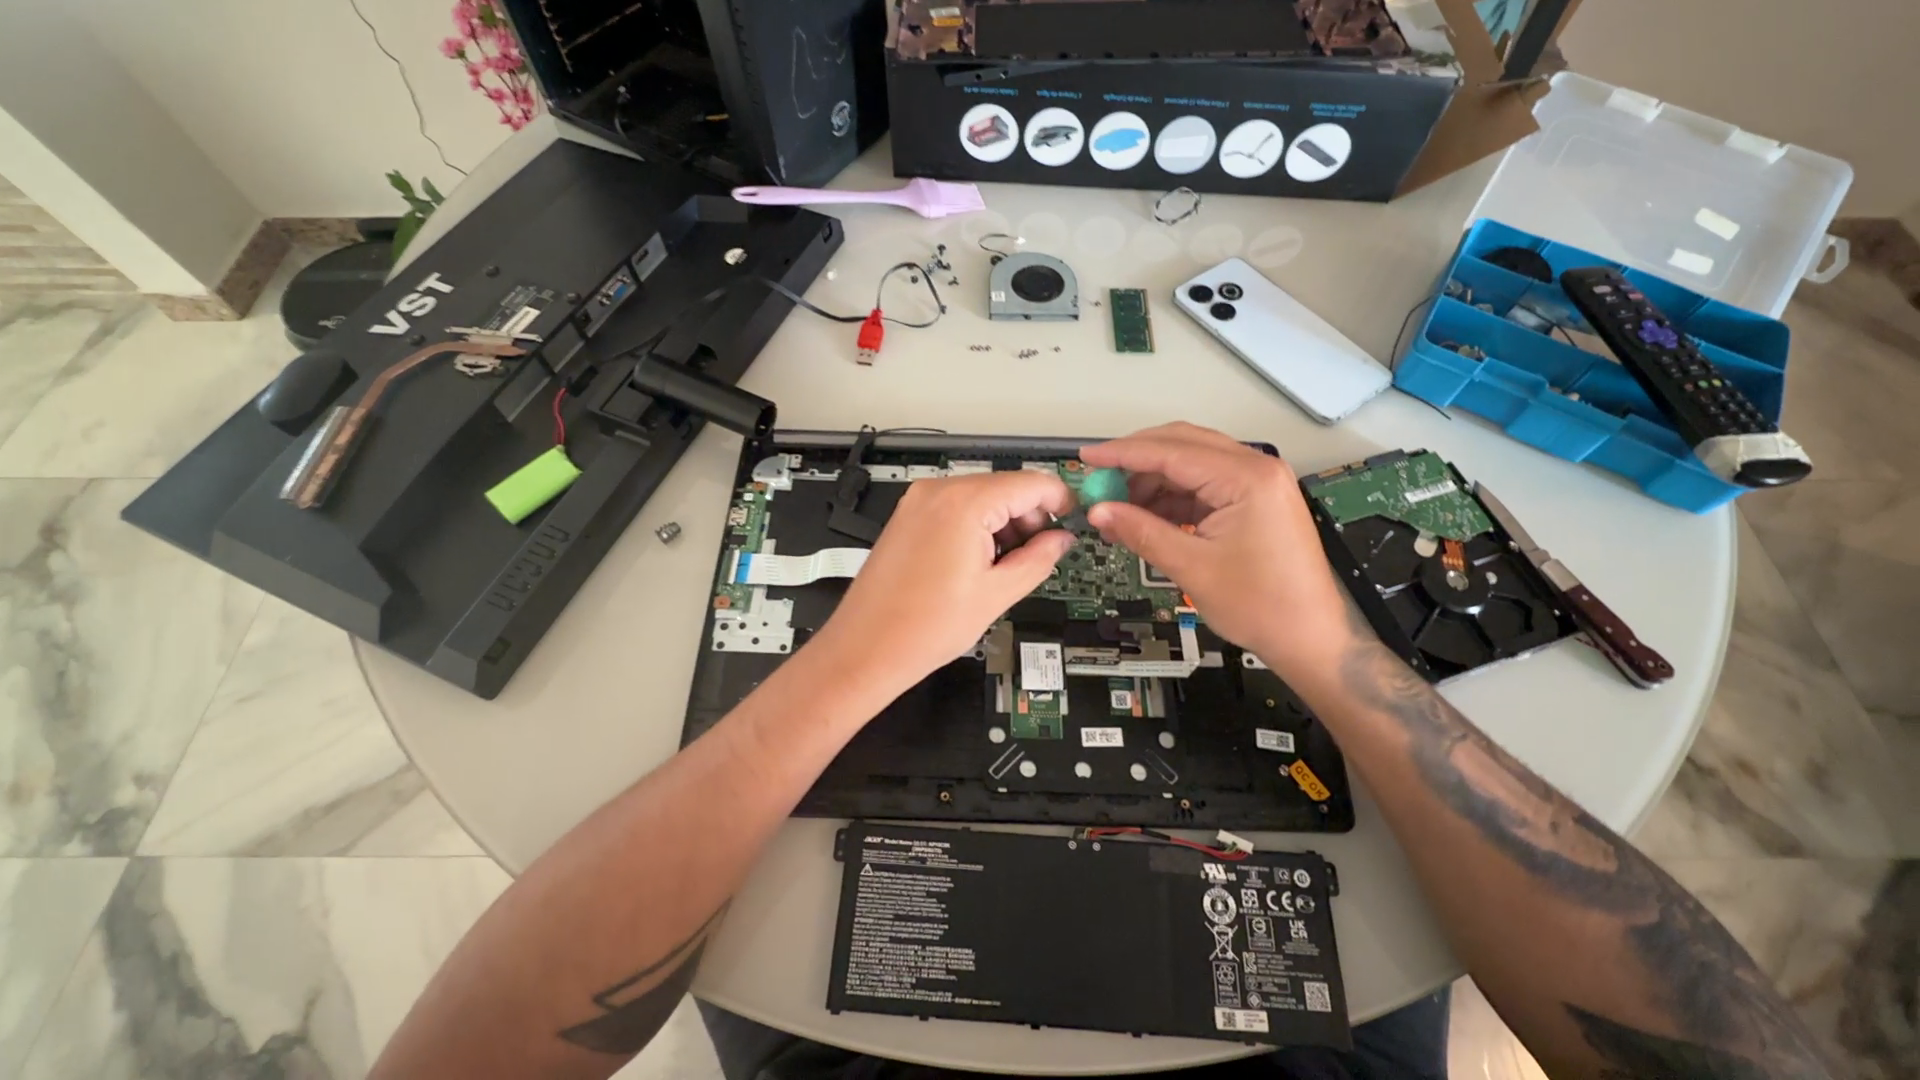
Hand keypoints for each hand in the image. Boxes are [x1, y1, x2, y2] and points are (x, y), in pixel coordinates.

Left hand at [810, 470, 1074, 695]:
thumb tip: (1060, 541)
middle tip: (1040, 556)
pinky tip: (979, 565)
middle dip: (1029, 518)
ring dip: (1003, 525)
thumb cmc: (920, 627)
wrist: (867, 648)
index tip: (1073, 521)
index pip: (1030, 483)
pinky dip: (977, 528)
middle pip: (1005, 487)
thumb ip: (1038, 559)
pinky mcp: (908, 518)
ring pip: (982, 498)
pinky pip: (956, 509)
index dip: (1059, 501)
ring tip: (1004, 570)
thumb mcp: (997, 594)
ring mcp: (918, 503)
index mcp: (963, 504)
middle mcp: (937, 492)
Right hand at [1080, 423, 1360, 679]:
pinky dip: (1172, 498)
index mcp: (1247, 478)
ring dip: (1153, 482)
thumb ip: (1141, 532)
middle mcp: (1257, 469)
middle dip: (1137, 461)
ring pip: (1192, 465)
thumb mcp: (1191, 567)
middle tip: (1099, 480)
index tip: (1088, 457)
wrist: (1309, 638)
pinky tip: (1145, 517)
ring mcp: (1258, 484)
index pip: (1172, 452)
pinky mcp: (1255, 503)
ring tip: (1117, 508)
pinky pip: (1205, 487)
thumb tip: (1099, 512)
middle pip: (1183, 446)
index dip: (1123, 453)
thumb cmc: (1260, 606)